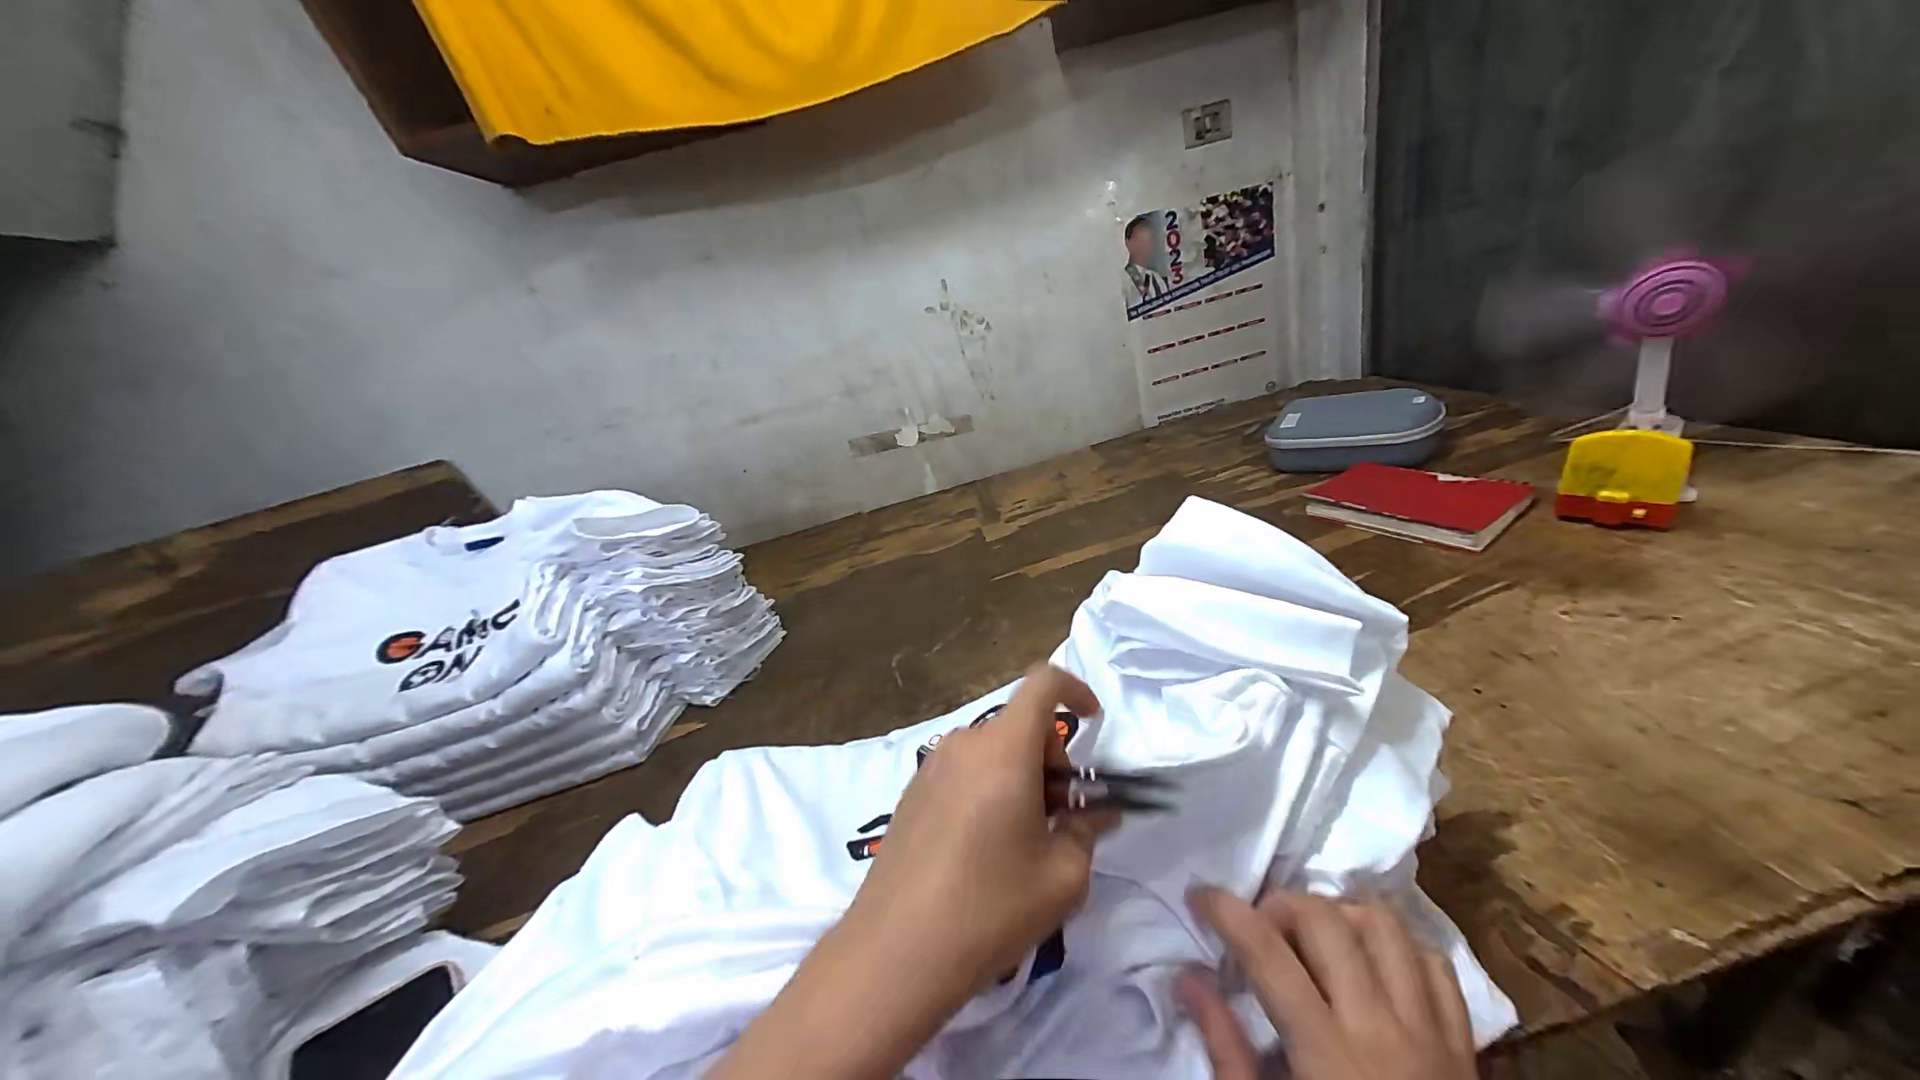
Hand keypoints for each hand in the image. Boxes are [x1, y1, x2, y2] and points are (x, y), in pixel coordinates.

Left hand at [712, 664, 1119, 1079]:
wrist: (896, 950)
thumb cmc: (990, 906)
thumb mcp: (1062, 876)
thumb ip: (1086, 830)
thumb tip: (1095, 813)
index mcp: (1003, 748)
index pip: (1042, 683)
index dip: (1075, 690)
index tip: (1093, 723)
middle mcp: (963, 744)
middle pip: (1019, 724)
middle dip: (1050, 757)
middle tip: (1060, 815)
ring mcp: (930, 767)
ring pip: (992, 750)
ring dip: (1019, 776)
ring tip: (1023, 840)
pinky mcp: (911, 793)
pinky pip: (963, 771)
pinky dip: (988, 788)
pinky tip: (983, 848)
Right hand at [1180, 888, 1476, 1079]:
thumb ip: (1226, 1048)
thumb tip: (1186, 979)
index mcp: (1328, 1053)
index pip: (1267, 952)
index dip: (1226, 911)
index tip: (1198, 897)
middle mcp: (1382, 1028)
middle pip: (1326, 921)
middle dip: (1279, 906)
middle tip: (1258, 928)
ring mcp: (1431, 1033)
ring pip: (1385, 927)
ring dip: (1338, 914)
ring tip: (1311, 936)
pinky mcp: (1463, 1045)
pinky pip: (1434, 965)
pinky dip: (1397, 947)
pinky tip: (1369, 962)